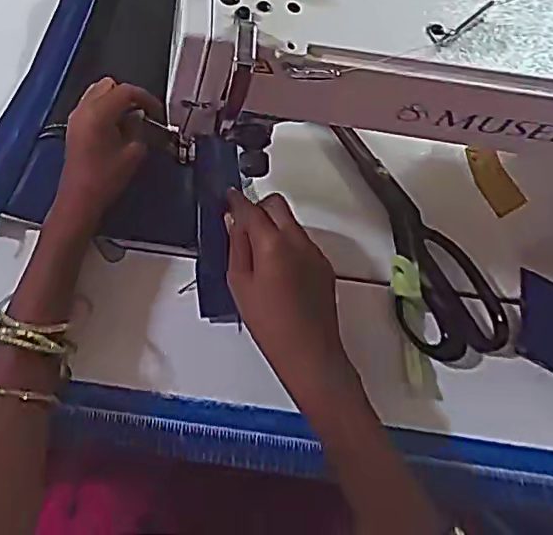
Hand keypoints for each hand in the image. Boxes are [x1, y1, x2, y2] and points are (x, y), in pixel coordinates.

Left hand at [49, 78, 161, 235]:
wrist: (79, 199)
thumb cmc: (106, 178)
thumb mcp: (133, 153)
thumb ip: (138, 128)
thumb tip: (139, 117)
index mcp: (99, 112)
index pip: (125, 91)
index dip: (145, 98)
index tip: (156, 111)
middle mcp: (84, 108)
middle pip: (108, 85)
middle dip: (127, 95)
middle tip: (142, 111)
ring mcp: (75, 116)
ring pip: (97, 92)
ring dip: (114, 99)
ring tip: (129, 119)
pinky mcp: (73, 126)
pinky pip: (90, 104)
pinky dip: (104, 107)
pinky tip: (115, 126)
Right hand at [226, 189, 358, 405]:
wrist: (310, 355)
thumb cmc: (272, 326)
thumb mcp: (239, 283)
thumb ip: (235, 245)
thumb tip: (233, 223)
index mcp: (273, 244)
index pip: (250, 207)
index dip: (236, 200)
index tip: (229, 197)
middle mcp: (297, 242)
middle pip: (276, 204)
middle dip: (258, 207)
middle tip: (243, 223)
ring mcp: (314, 253)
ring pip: (290, 221)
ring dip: (273, 225)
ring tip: (258, 253)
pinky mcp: (323, 265)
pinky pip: (301, 240)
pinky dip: (287, 242)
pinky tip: (277, 267)